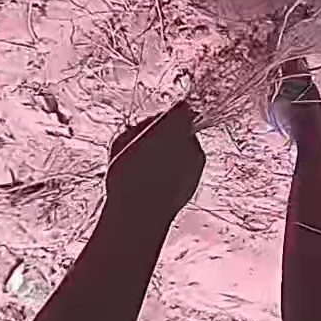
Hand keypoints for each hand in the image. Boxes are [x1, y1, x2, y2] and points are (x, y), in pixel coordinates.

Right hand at [104, 103, 204, 219]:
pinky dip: (178, 167)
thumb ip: (142, 126)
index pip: (182, 108)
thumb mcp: (124, 142)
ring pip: (187, 146)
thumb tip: (152, 122)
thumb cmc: (127, 176)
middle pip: (184, 128)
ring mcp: (196, 160)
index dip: (172, 113)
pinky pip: (188, 164)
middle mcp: (190, 140)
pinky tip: (160, 179)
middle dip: (172, 133)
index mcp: (173, 126)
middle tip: (150, 146)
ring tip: (152, 167)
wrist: (140, 212)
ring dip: (175, 151)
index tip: (164, 119)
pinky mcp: (197, 177)